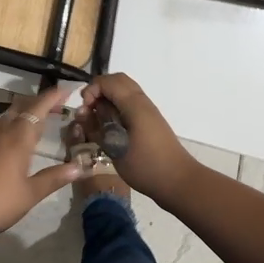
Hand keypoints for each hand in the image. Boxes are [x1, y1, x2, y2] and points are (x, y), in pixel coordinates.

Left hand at [0, 86, 81, 233]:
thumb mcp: (31, 193)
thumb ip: (55, 177)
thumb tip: (79, 167)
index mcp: (19, 136)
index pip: (38, 107)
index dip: (53, 96)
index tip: (67, 90)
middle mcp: (4, 129)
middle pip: (23, 105)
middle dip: (41, 102)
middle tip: (59, 107)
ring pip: (11, 113)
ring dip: (27, 111)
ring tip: (42, 120)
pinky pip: (2, 123)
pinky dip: (15, 121)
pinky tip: (20, 135)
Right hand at [75, 73, 199, 200]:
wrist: (178, 181)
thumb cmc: (146, 166)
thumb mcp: (115, 148)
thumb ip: (98, 127)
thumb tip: (86, 113)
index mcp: (134, 105)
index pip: (108, 81)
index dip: (91, 90)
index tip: (84, 110)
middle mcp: (142, 102)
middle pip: (117, 80)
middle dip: (98, 90)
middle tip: (88, 110)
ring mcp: (148, 111)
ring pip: (124, 91)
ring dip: (108, 98)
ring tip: (97, 119)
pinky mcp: (150, 121)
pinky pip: (130, 103)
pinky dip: (116, 107)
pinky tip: (110, 127)